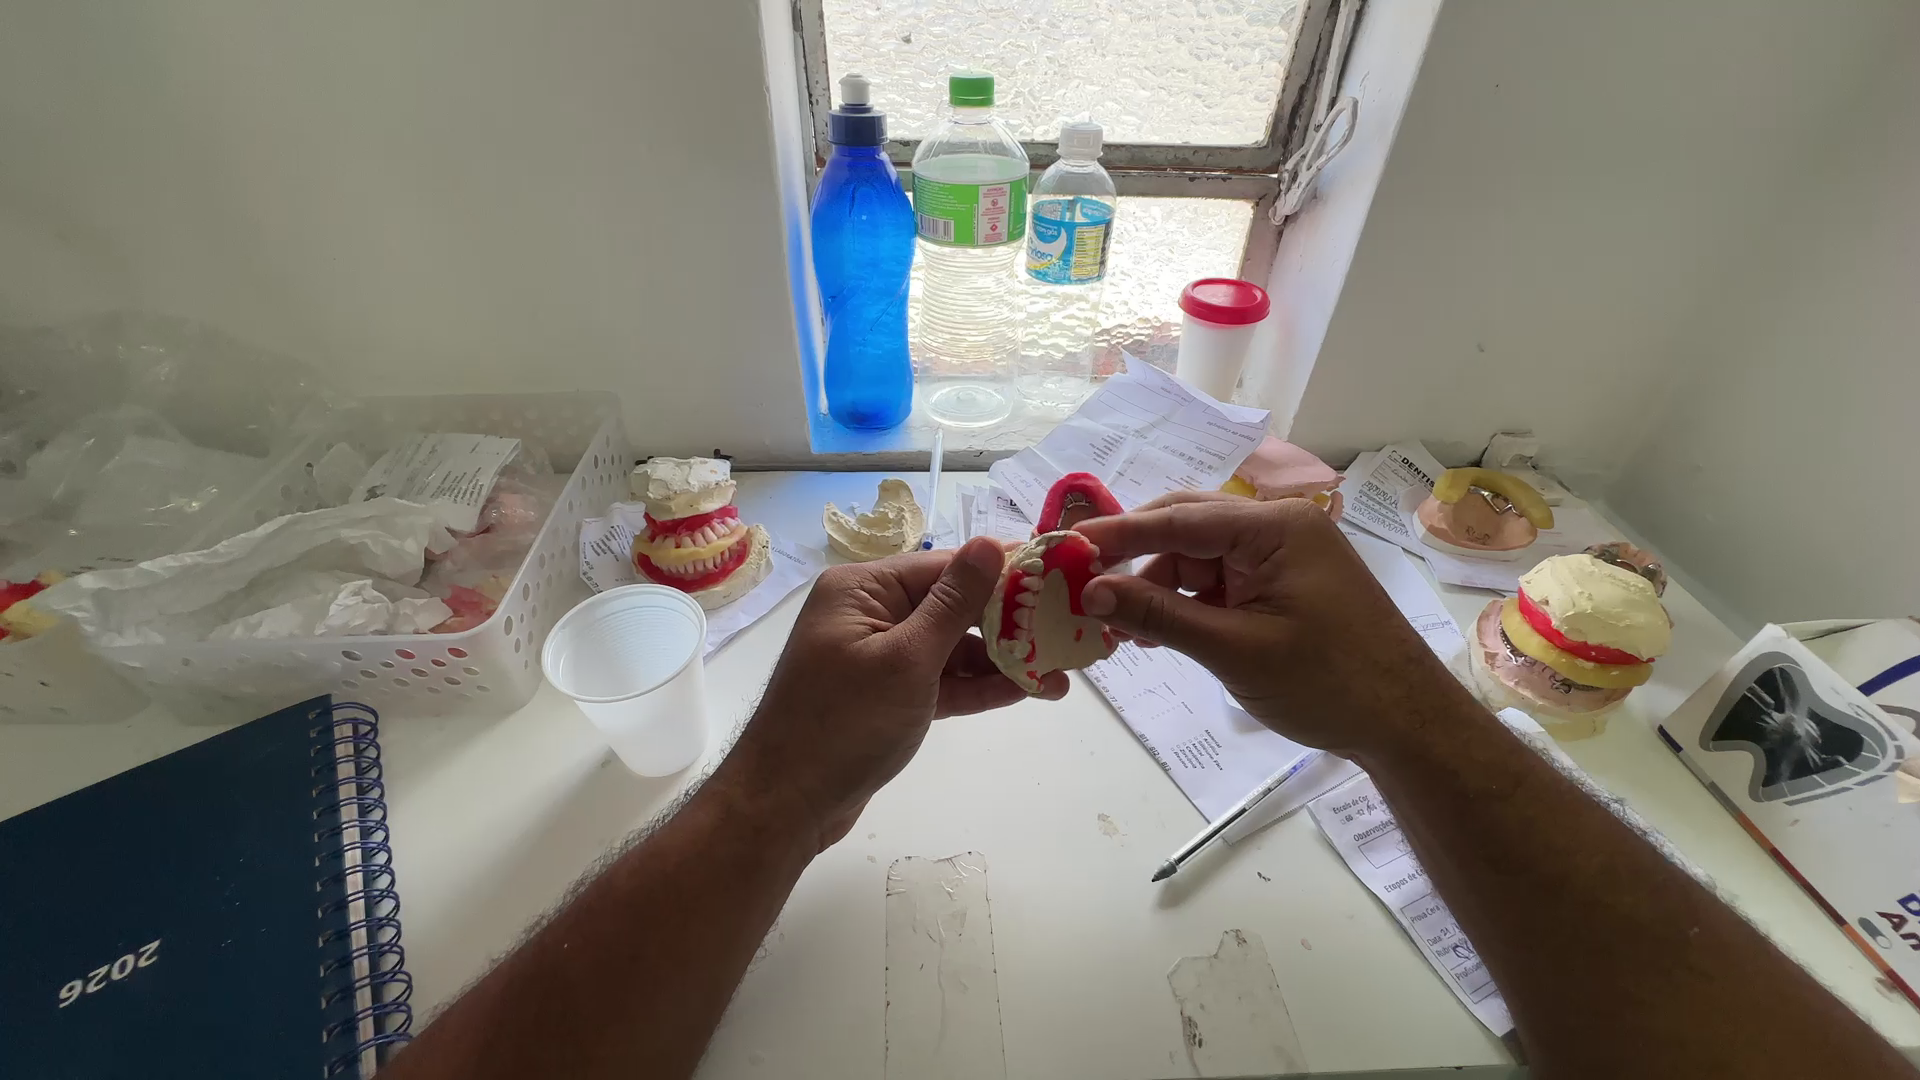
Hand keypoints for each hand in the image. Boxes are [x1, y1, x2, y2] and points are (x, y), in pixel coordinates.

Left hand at [722, 538, 1068, 849]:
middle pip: (950, 606)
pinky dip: (976, 686)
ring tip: (1059, 671)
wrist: (786, 806)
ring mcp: (878, 657)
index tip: (1053, 576)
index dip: (999, 572)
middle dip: (1006, 622)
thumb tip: (989, 543)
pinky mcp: (888, 696)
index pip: (942, 567)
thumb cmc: (844, 722)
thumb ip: (954, 603)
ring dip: (1000, 660)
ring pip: (950, 647)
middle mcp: (869, 614)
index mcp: (862, 590)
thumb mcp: (907, 658)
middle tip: (1065, 629)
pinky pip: (940, 680)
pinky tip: (1027, 691)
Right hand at [1074, 492, 1476, 758]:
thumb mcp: (1232, 649)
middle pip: (1185, 529)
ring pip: (1195, 559)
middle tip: (1085, 585)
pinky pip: (1216, 583)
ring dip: (1157, 590)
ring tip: (1124, 631)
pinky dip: (1185, 605)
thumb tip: (1089, 592)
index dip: (1119, 534)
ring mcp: (1280, 557)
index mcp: (1275, 527)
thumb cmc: (1328, 683)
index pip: (1179, 519)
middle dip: (1136, 560)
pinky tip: (1158, 635)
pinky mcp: (1280, 585)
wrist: (1409, 727)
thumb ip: (1158, 615)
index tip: (1068, 546)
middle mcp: (1277, 528)